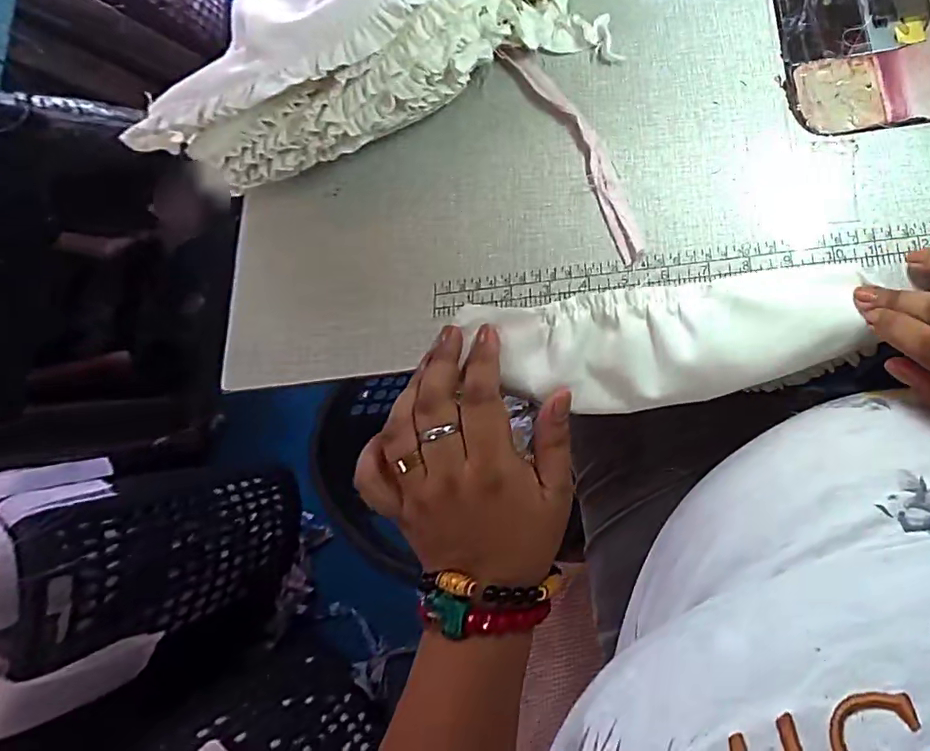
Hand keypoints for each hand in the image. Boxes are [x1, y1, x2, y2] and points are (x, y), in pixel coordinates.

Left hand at [353, 324, 573, 584]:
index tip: (486, 334)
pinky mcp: (396, 509)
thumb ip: (555, 440)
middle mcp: (447, 475)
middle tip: (451, 335)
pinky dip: (372, 445)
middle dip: (440, 362)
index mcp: (491, 468)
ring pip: (399, 429)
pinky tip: (389, 425)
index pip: (480, 400)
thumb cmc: (529, 536)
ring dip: (409, 390)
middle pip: (433, 405)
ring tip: (425, 363)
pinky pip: (371, 474)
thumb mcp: (557, 489)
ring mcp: (415, 493)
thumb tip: (558, 393)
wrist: (486, 595)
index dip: (482, 362)